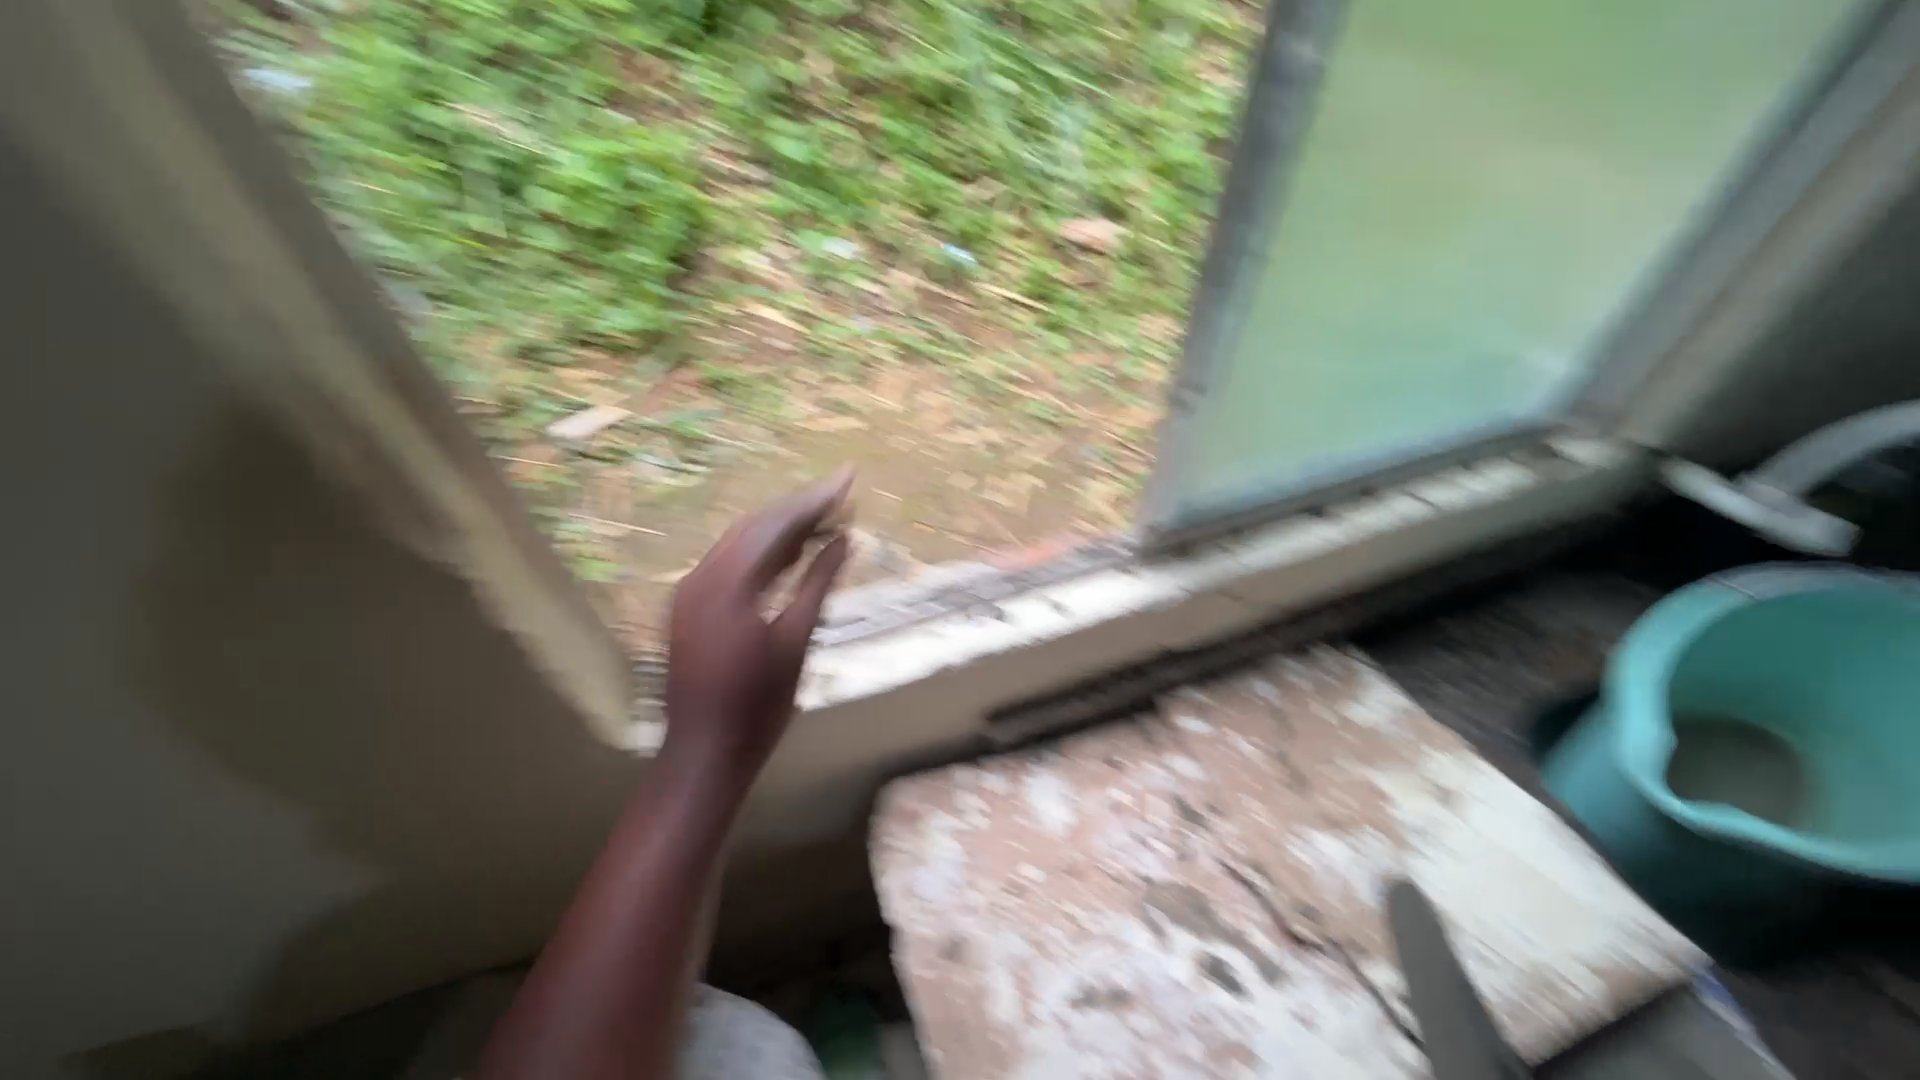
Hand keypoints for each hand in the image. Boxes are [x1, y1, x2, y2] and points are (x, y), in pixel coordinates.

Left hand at [661, 469, 852, 785]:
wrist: (704, 753)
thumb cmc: (758, 706)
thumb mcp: (797, 642)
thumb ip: (819, 584)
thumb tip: (845, 540)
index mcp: (727, 582)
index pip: (777, 524)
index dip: (816, 500)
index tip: (849, 479)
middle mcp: (700, 576)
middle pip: (756, 526)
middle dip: (801, 509)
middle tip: (843, 497)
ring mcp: (688, 591)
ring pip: (740, 543)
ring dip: (782, 530)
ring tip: (826, 521)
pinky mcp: (687, 607)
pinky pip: (728, 564)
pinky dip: (762, 554)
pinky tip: (791, 554)